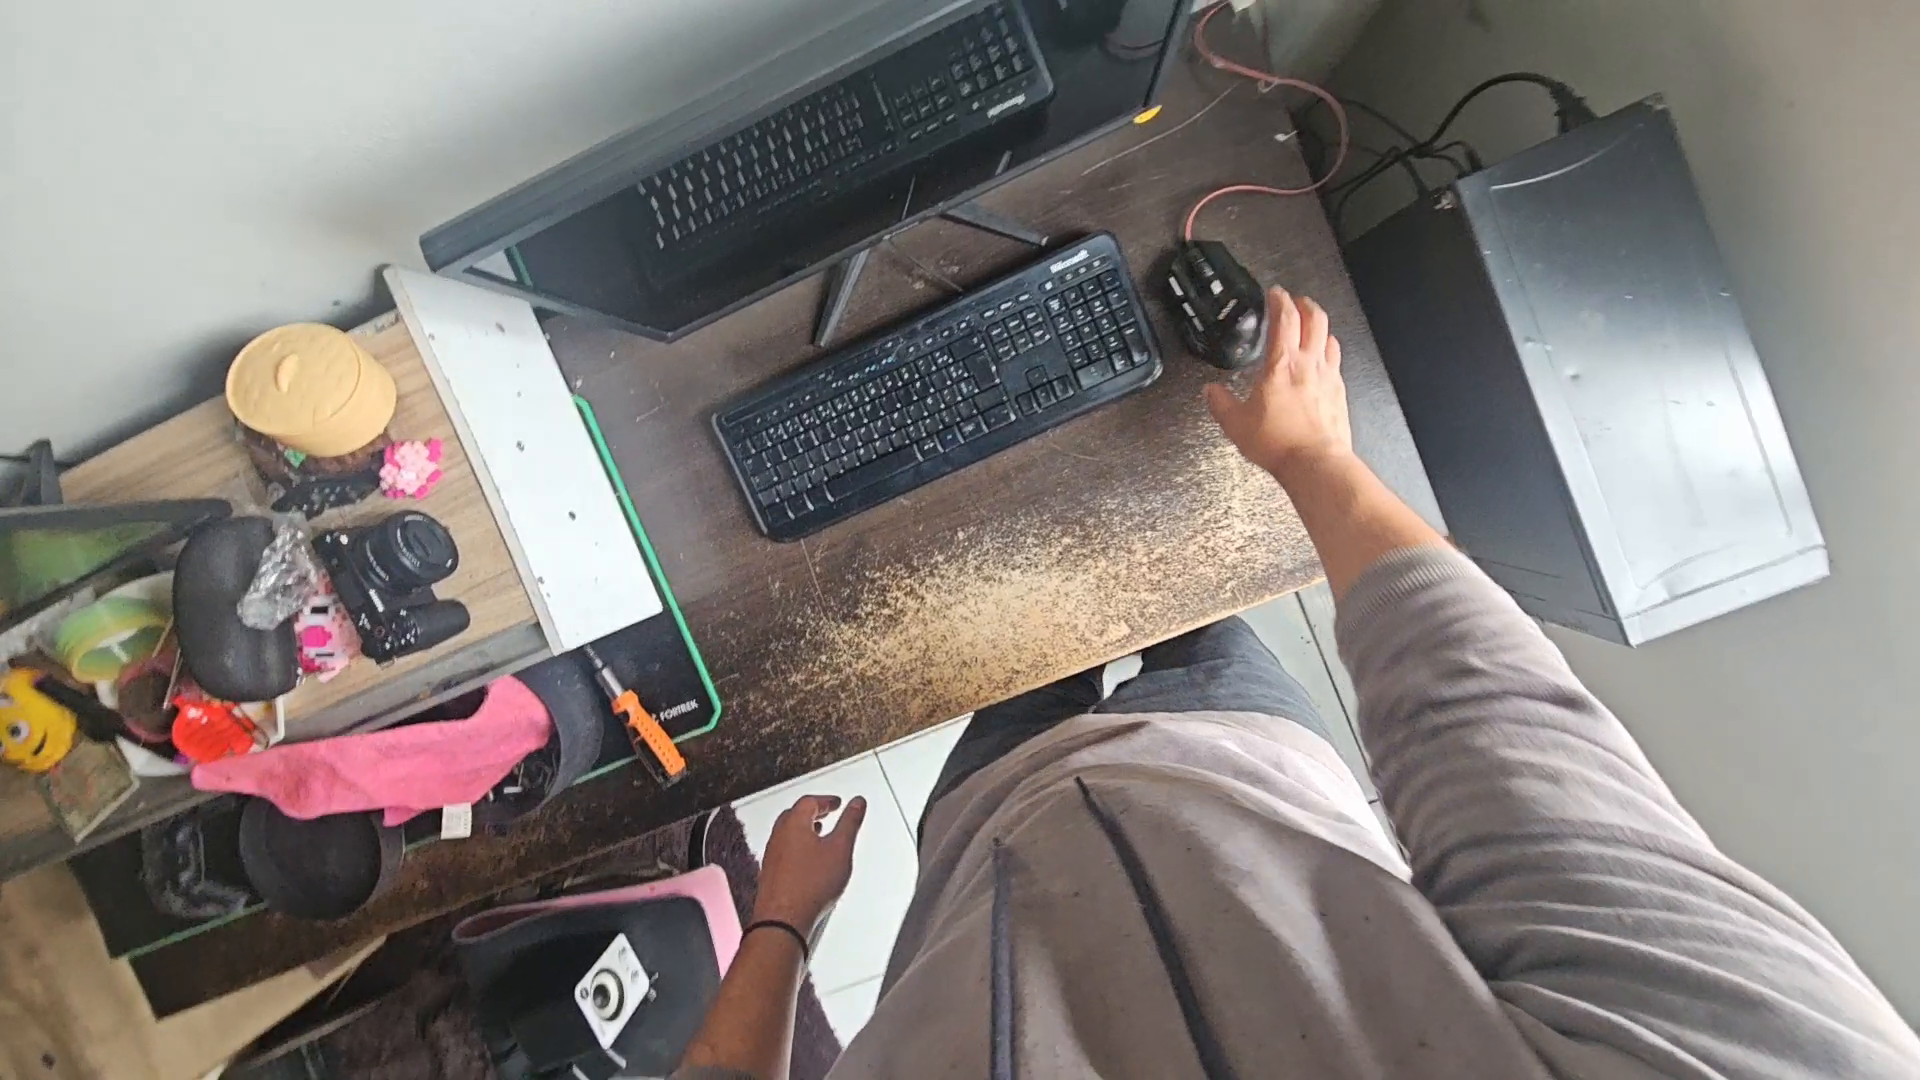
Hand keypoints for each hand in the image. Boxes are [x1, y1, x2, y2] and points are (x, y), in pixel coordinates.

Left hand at [751, 794, 866, 934]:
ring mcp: (771, 857)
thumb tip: (857, 803)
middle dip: (812, 813)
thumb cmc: (808, 887)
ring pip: (788, 834)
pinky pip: (784, 853)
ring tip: (819, 837)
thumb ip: (850, 822)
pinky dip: (797, 849)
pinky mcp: (770, 876)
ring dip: (804, 831)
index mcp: (794, 824)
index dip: (826, 800)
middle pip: (794, 815)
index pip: (809, 801)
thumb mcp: (840, 848)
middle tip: (826, 814)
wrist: (782, 923)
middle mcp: (778, 837)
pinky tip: (808, 863)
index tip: (837, 803)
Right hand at [1204, 288, 1353, 480]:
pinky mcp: (1338, 392)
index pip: (1285, 319)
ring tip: (1309, 325)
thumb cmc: (1277, 442)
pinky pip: (1335, 361)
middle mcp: (1308, 364)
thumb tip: (1210, 391)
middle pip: (1315, 319)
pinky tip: (1322, 358)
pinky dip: (1328, 350)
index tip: (1275, 293)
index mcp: (1280, 365)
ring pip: (1328, 336)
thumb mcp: (1236, 424)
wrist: (1314, 462)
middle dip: (1305, 304)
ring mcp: (1327, 377)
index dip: (1280, 301)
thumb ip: (1220, 403)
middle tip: (1295, 301)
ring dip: (1319, 325)